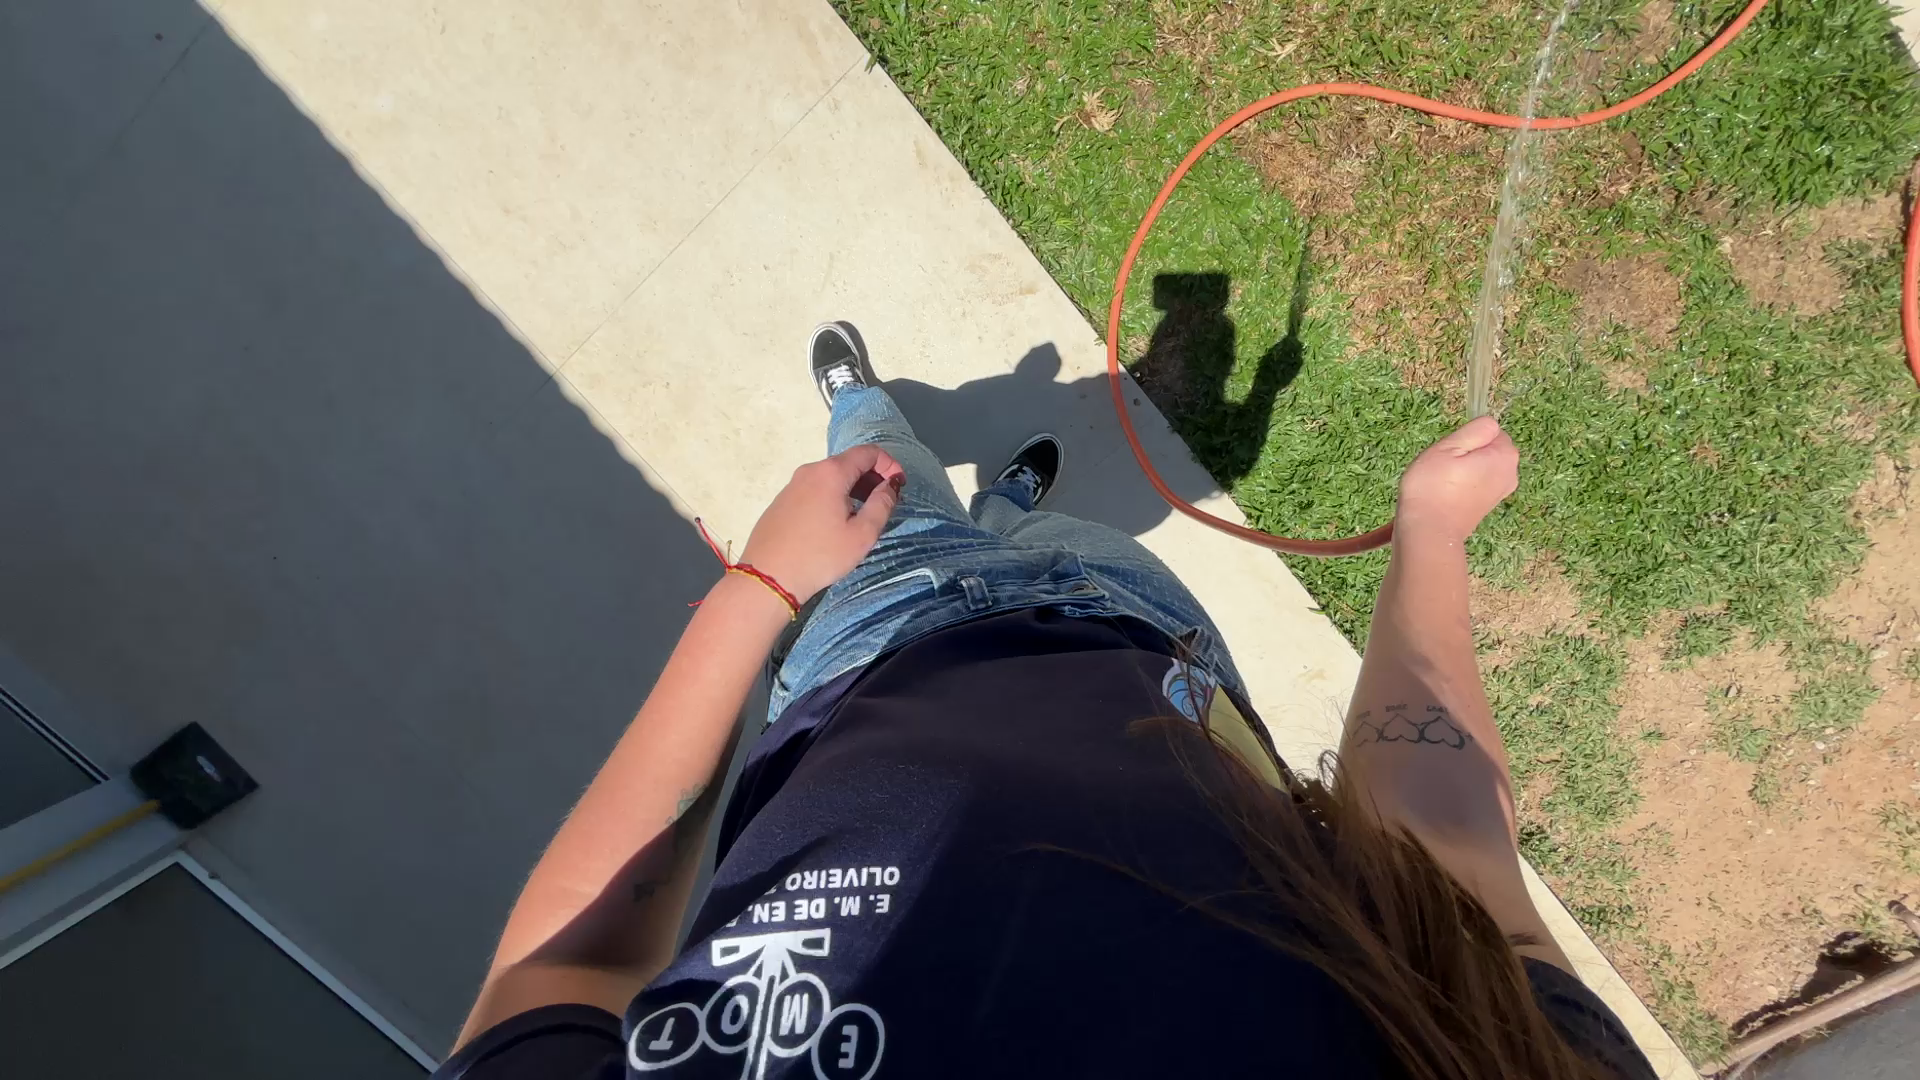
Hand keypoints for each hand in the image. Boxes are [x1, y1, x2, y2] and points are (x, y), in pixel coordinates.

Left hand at [739, 445, 905, 603]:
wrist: (768, 577)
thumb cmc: (820, 556)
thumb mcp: (861, 534)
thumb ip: (882, 504)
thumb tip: (890, 486)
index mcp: (831, 473)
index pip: (868, 452)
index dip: (890, 464)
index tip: (900, 486)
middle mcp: (810, 470)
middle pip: (849, 462)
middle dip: (873, 477)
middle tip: (886, 502)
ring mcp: (793, 484)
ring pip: (832, 476)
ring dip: (854, 488)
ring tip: (865, 515)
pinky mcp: (783, 500)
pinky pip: (817, 488)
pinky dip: (835, 495)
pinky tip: (837, 522)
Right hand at [1395, 415, 1517, 546]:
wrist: (1428, 531)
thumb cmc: (1433, 487)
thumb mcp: (1448, 447)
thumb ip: (1474, 430)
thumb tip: (1489, 425)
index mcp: (1505, 455)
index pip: (1490, 432)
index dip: (1467, 439)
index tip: (1449, 453)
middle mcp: (1510, 473)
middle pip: (1487, 450)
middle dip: (1466, 455)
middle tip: (1442, 467)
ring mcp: (1500, 492)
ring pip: (1480, 468)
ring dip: (1462, 471)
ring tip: (1441, 483)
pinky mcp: (1487, 506)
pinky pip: (1476, 485)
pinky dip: (1462, 487)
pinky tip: (1445, 496)